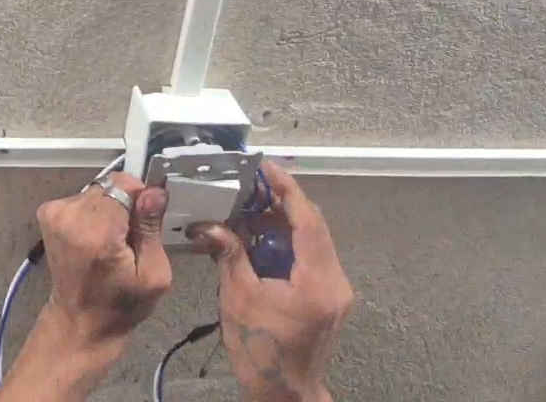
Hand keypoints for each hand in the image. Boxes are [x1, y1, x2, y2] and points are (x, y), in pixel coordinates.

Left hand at [0, 173, 170, 401]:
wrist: (80, 322)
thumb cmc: (122, 305)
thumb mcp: (153, 274)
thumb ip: (151, 228)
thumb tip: (154, 191)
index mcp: (98, 234)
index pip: (123, 185)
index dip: (140, 197)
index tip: (144, 220)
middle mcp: (71, 217)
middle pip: (109, 186)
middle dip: (124, 204)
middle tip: (128, 237)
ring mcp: (55, 213)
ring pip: (96, 189)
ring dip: (107, 207)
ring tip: (110, 239)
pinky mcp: (47, 212)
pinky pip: (81, 197)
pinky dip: (91, 211)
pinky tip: (93, 236)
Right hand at [192, 162, 353, 401]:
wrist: (285, 398)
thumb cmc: (261, 351)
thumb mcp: (238, 298)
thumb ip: (229, 253)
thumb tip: (209, 223)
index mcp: (317, 281)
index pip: (307, 220)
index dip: (286, 189)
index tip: (266, 167)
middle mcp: (335, 282)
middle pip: (313, 225)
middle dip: (281, 203)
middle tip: (248, 189)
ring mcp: (335, 290)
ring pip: (313, 239)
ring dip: (282, 222)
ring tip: (247, 215)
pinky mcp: (329, 297)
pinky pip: (310, 255)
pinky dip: (286, 241)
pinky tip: (259, 241)